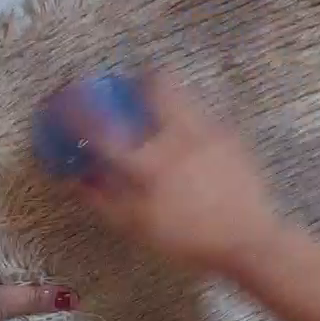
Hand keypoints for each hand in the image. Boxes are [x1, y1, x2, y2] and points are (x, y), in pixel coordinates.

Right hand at [76, 75, 288, 277]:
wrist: (249, 241)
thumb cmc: (189, 240)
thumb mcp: (139, 227)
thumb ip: (104, 200)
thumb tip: (76, 179)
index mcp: (148, 162)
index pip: (103, 126)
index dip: (80, 110)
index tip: (70, 100)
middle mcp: (178, 137)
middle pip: (159, 83)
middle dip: (142, 79)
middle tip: (135, 88)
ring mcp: (210, 134)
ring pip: (187, 95)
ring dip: (171, 98)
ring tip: (166, 117)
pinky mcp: (234, 140)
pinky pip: (209, 118)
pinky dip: (195, 123)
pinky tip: (196, 146)